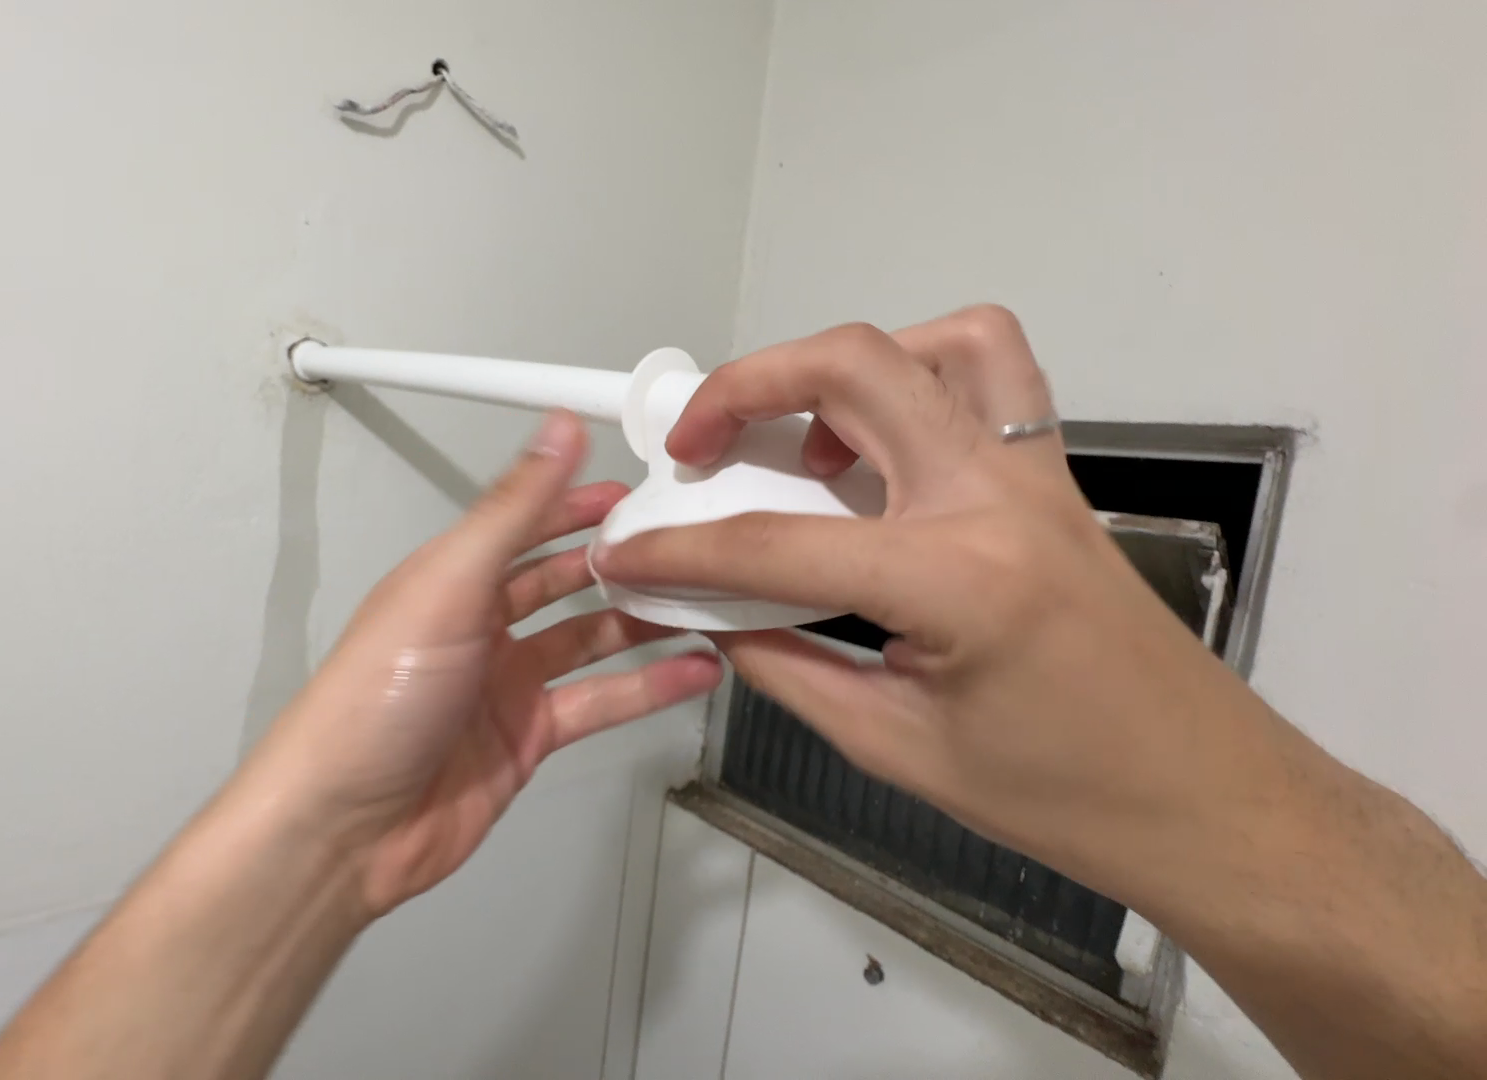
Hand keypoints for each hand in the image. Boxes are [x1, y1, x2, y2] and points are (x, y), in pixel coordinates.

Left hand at [237, 410, 721, 915]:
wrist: (346, 826)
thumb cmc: (379, 695)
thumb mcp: (449, 586)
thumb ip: (512, 510)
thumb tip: (557, 428)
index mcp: (453, 577)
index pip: (525, 523)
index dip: (576, 503)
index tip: (635, 491)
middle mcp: (480, 624)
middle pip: (562, 582)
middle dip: (618, 563)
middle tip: (682, 548)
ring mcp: (507, 683)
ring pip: (588, 641)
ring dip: (641, 623)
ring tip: (707, 604)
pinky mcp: (528, 736)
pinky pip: (599, 702)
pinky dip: (647, 688)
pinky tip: (694, 672)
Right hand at [594, 306, 1305, 907]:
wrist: (1208, 798)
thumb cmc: (1056, 793)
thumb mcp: (887, 743)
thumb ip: (781, 662)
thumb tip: (708, 610)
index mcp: (951, 579)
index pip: (773, 542)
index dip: (678, 548)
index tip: (623, 553)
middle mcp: (993, 495)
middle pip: (851, 369)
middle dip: (742, 387)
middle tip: (691, 444)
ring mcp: (1032, 470)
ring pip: (928, 342)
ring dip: (833, 367)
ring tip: (788, 435)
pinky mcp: (1049, 473)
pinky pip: (985, 370)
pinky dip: (910, 371)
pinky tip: (868, 442)